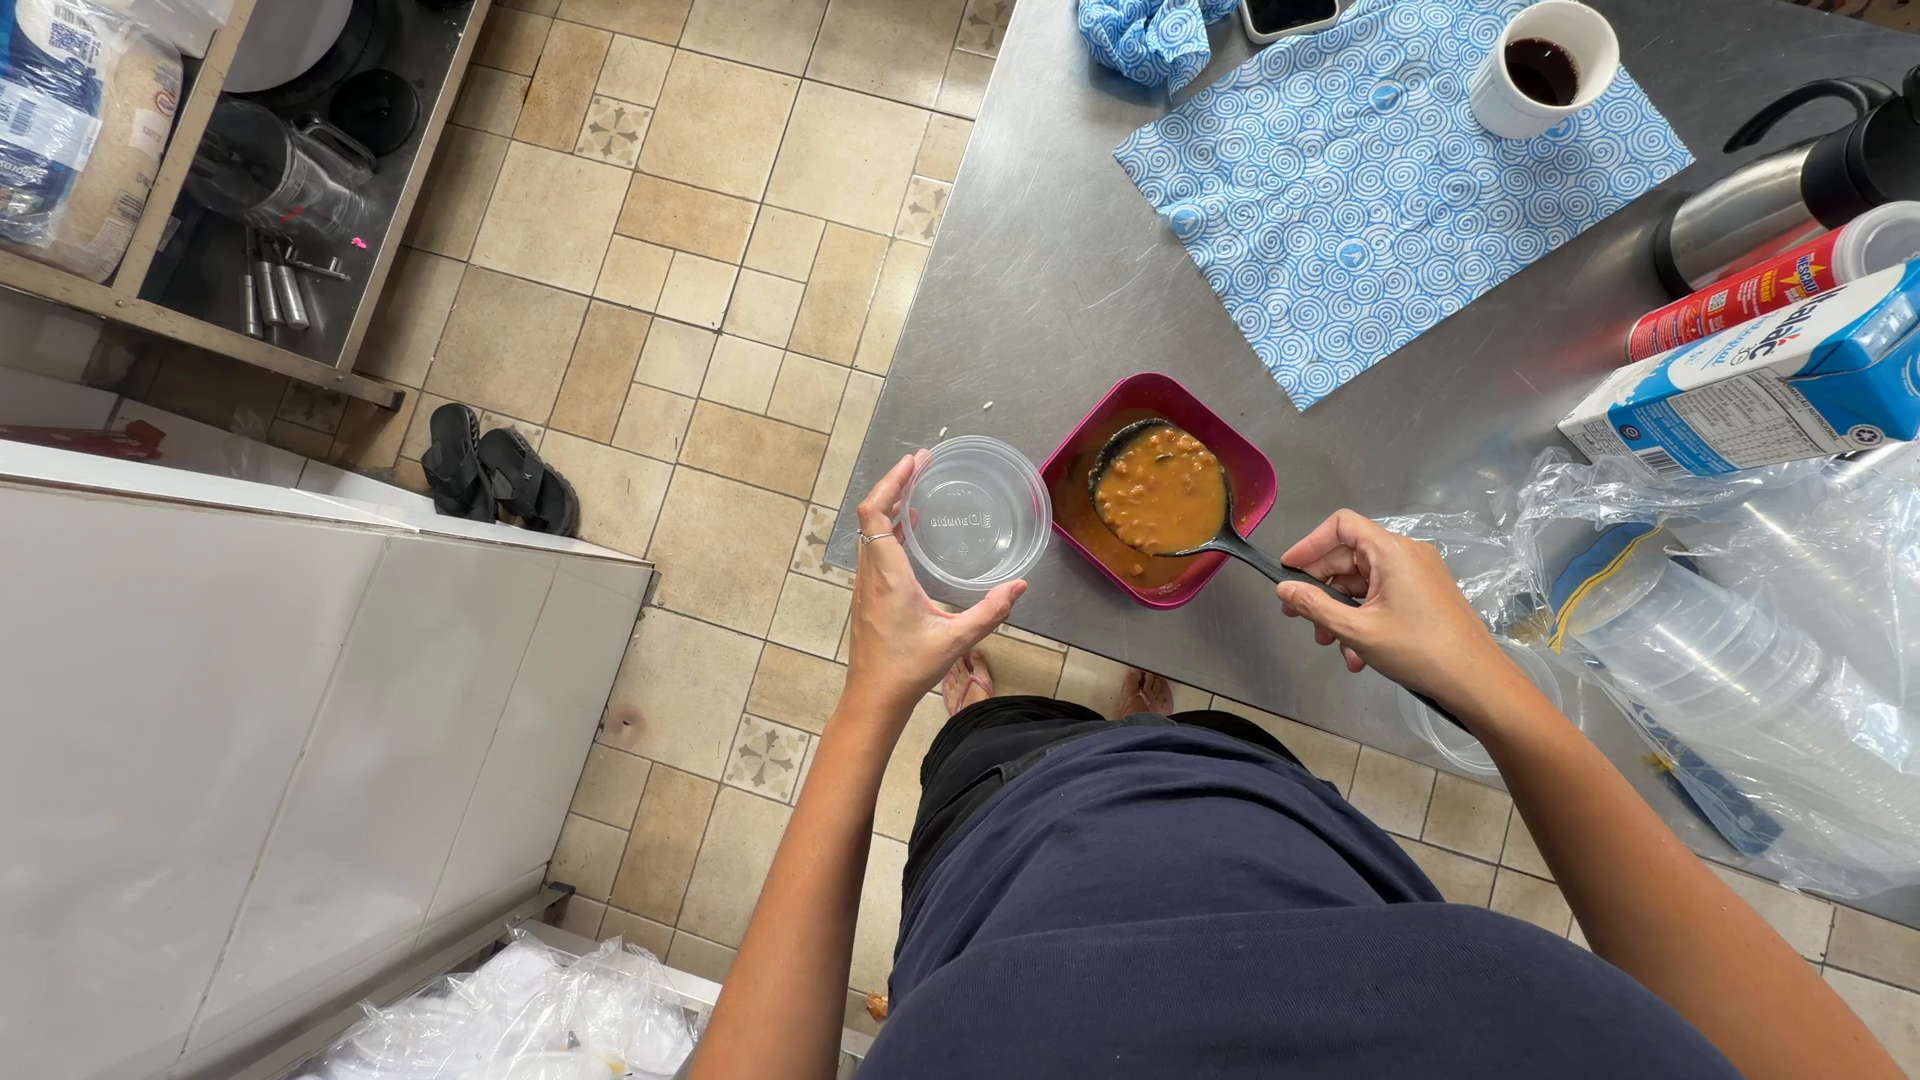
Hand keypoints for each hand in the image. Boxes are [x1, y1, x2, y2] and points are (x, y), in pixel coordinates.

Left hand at [843, 451, 1026, 721]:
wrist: (873, 698)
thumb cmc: (909, 669)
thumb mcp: (956, 640)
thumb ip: (990, 612)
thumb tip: (1019, 586)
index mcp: (888, 575)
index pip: (876, 514)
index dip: (891, 482)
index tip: (913, 462)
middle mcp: (871, 573)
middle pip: (871, 515)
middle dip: (894, 485)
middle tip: (921, 465)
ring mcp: (865, 584)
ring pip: (870, 532)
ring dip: (890, 506)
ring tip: (916, 489)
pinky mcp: (867, 595)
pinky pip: (873, 549)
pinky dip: (888, 529)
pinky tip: (909, 532)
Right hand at [1273, 510, 1519, 713]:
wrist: (1478, 682)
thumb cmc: (1417, 649)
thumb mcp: (1356, 629)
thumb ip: (1313, 605)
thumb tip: (1284, 589)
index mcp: (1391, 551)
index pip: (1340, 526)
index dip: (1309, 544)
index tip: (1288, 571)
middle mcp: (1406, 554)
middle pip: (1347, 557)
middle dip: (1319, 588)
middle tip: (1297, 616)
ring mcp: (1417, 575)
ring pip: (1360, 582)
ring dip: (1338, 611)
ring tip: (1328, 643)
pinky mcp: (1423, 595)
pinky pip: (1379, 597)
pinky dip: (1361, 618)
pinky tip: (1355, 653)